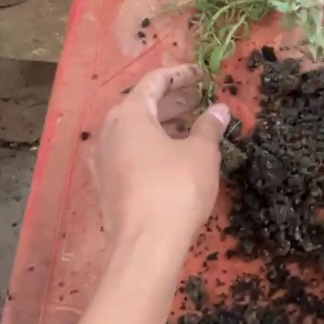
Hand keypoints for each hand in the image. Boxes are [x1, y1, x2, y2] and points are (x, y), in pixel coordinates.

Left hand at [93, 65, 230, 248]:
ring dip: (164, 123)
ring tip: (193, 125)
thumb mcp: (202, 152)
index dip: (181, 74)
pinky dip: (152, 146)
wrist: (145, 248)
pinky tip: (174, 156)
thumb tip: (219, 109)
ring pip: (135, 131)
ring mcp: (104, 161)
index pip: (154, 81)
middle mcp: (109, 132)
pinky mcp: (107, 186)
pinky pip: (130, 153)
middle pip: (142, 104)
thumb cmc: (175, 189)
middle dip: (173, 100)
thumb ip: (209, 125)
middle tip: (200, 99)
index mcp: (129, 115)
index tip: (203, 75)